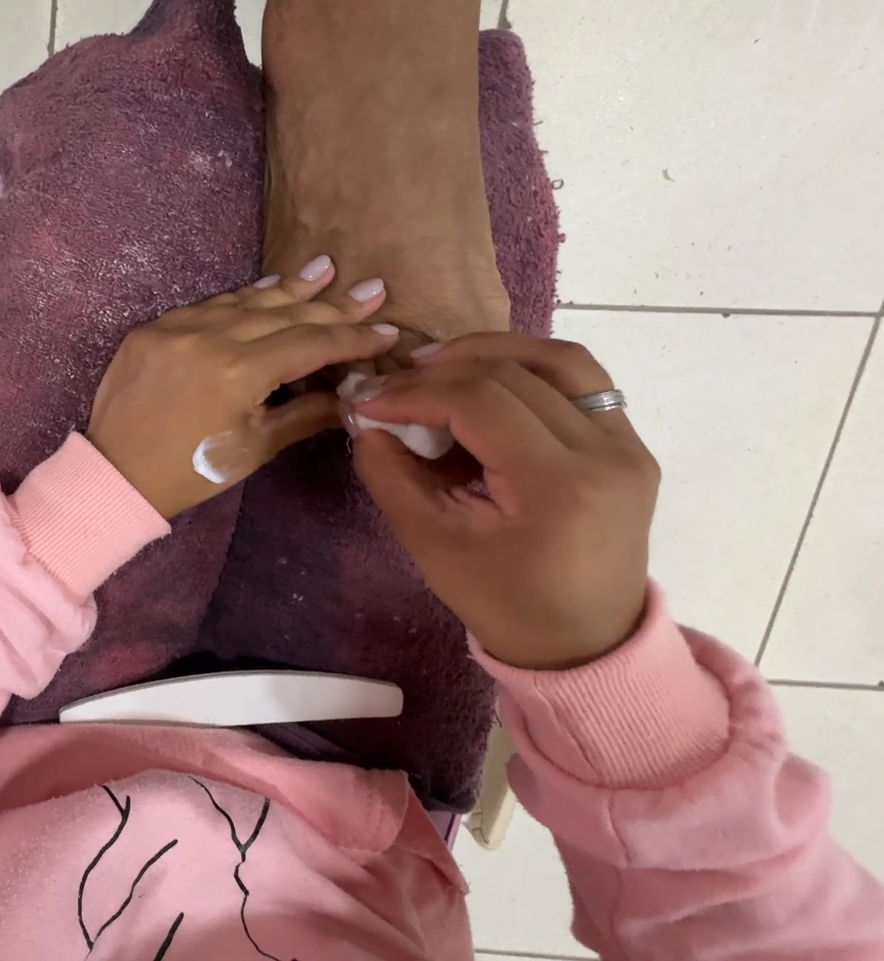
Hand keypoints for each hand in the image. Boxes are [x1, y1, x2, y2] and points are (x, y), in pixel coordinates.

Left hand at [87, 260, 397, 519]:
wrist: (116, 473)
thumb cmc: (190, 470)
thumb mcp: (255, 446)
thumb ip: (307, 414)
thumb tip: (355, 394)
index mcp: (238, 371)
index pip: (310, 342)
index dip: (351, 337)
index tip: (384, 332)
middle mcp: (207, 337)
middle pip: (281, 314)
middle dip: (330, 304)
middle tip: (370, 289)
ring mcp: (174, 328)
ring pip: (242, 301)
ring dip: (286, 289)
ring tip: (323, 270)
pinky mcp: (149, 329)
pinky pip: (205, 306)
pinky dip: (238, 298)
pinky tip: (265, 288)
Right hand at [346, 333, 659, 669]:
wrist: (583, 640)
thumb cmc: (502, 599)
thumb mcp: (429, 542)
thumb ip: (390, 475)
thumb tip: (366, 423)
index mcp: (560, 484)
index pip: (478, 402)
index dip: (412, 393)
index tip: (363, 402)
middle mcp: (607, 451)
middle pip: (511, 374)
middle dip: (435, 373)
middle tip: (385, 389)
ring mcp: (626, 442)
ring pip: (557, 360)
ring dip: (487, 350)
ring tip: (432, 364)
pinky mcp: (625, 442)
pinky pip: (577, 380)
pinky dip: (522, 366)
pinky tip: (478, 378)